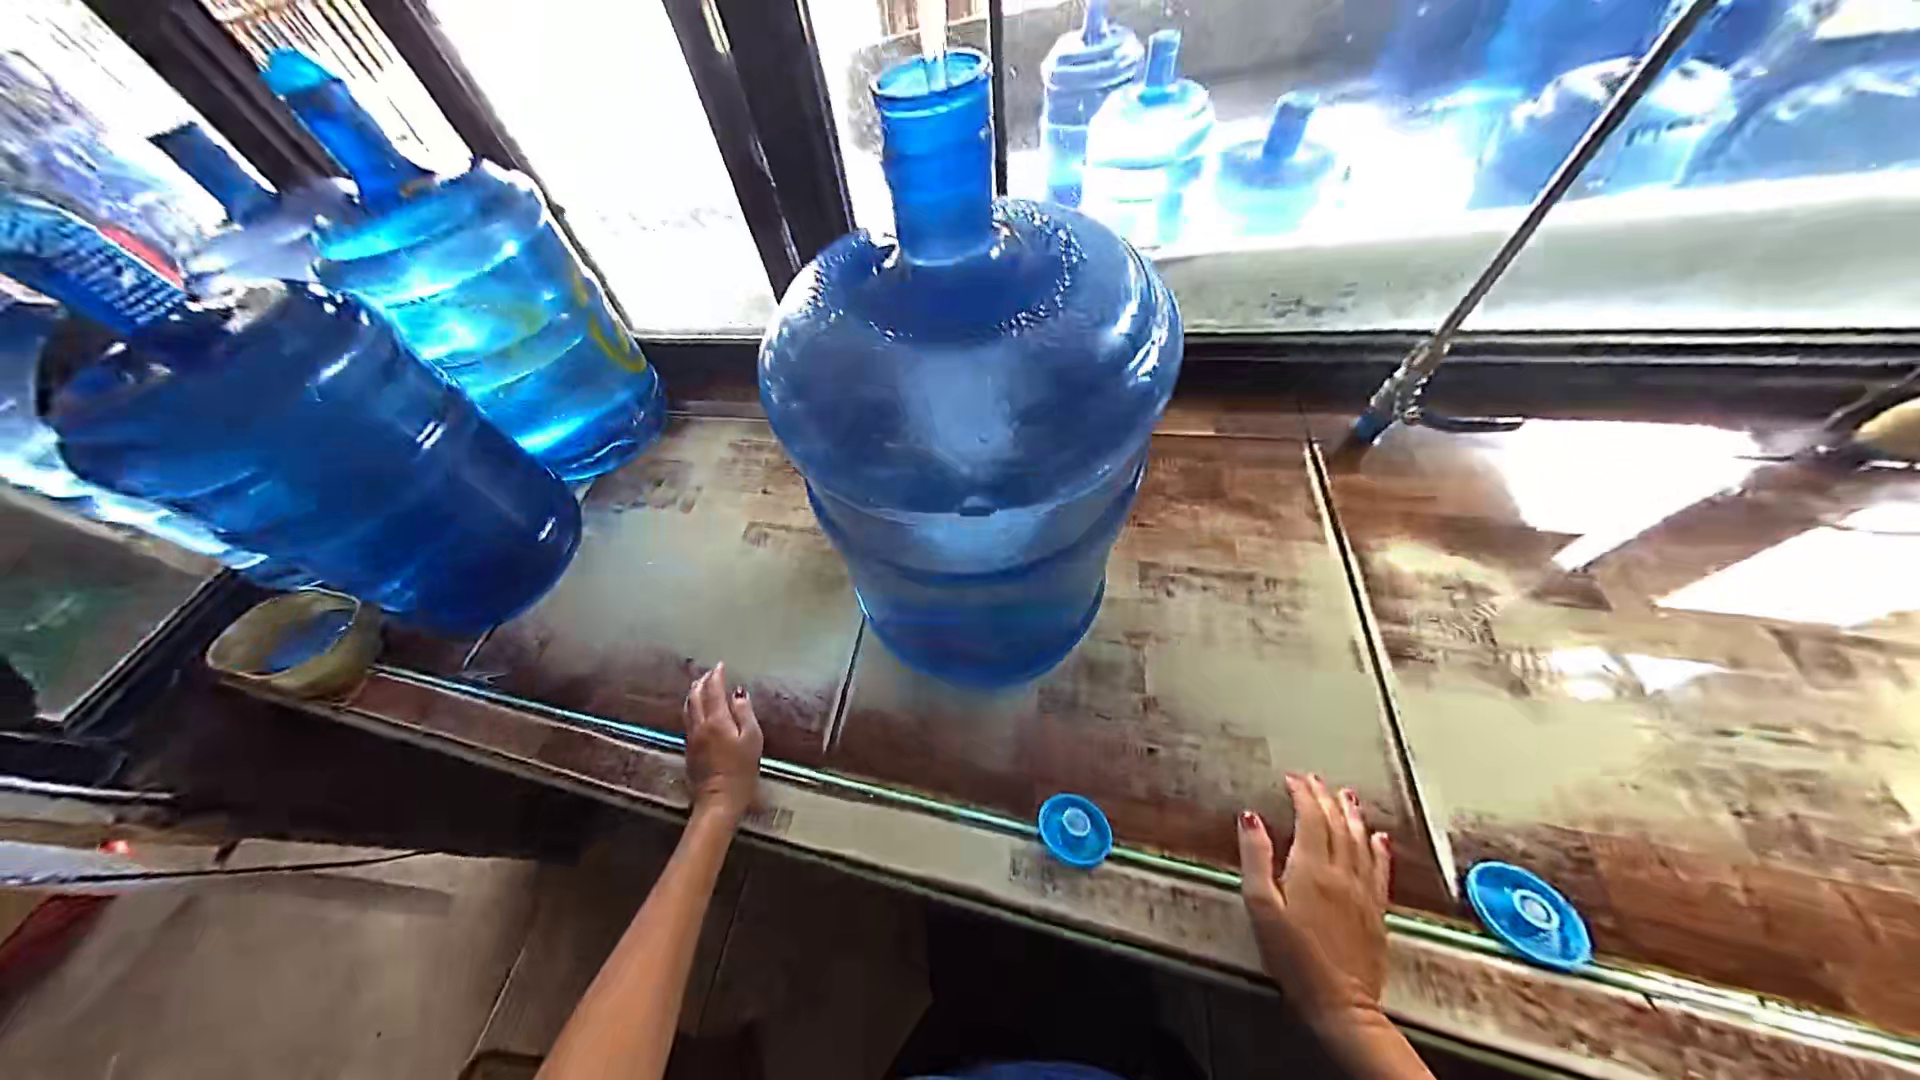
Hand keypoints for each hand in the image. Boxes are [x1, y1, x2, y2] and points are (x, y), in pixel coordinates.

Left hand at [683, 663, 762, 826]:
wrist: (718, 799)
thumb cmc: (741, 769)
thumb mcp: (752, 739)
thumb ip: (745, 713)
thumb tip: (738, 693)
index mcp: (716, 721)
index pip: (713, 691)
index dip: (716, 676)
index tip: (721, 665)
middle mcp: (700, 725)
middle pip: (696, 697)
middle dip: (703, 682)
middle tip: (711, 672)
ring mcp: (692, 737)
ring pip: (689, 707)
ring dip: (695, 692)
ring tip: (700, 684)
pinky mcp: (690, 748)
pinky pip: (688, 718)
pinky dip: (693, 706)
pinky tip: (697, 707)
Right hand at [1238, 773, 1392, 1031]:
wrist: (1341, 1003)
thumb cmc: (1293, 956)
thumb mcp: (1261, 905)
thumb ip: (1255, 856)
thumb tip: (1250, 817)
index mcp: (1311, 868)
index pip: (1310, 818)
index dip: (1302, 794)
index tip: (1292, 779)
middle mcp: (1341, 874)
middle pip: (1336, 824)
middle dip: (1325, 797)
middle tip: (1315, 779)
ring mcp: (1363, 892)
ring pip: (1360, 842)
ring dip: (1352, 815)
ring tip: (1347, 796)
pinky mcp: (1376, 912)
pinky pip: (1380, 870)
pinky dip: (1379, 849)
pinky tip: (1378, 838)